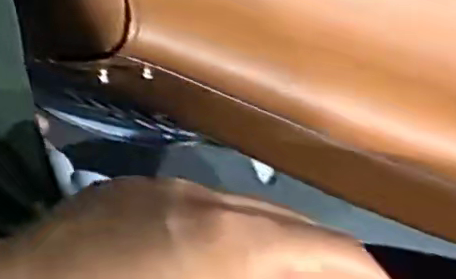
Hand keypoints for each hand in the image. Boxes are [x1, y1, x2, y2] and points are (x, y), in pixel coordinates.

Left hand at [0, 177, 387, 278]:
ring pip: (239, 209)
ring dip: (273, 248)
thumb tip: (309, 276)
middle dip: (326, 269)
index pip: (338, 252)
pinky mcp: (118, 189)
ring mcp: (151, 186)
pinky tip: (217, 270)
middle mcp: (195, 196)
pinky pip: (193, 204)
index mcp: (232, 237)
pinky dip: (223, 233)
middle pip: (290, 223)